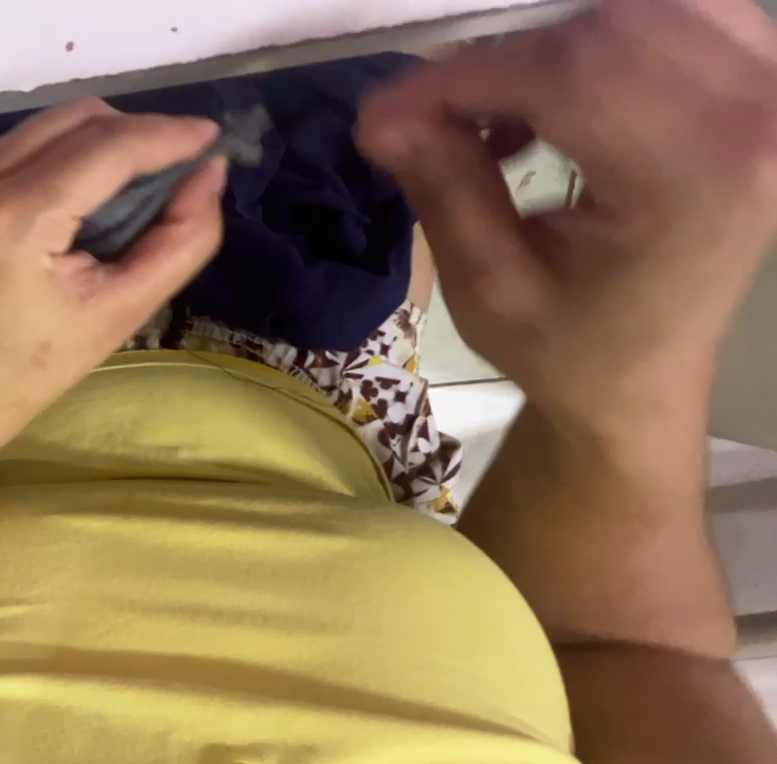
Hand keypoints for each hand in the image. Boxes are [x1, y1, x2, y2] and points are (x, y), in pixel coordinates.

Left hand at [0, 99, 225, 452]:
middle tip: (167, 165)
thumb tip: (209, 169)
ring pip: (38, 129)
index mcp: (15, 222)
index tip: (207, 137)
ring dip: (90, 140)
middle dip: (130, 133)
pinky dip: (49, 158)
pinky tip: (71, 195)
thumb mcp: (123, 311)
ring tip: (124, 180)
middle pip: (72, 122)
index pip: (105, 147)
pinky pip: (8, 153)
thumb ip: (182, 239)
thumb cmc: (39, 367)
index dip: (165, 134)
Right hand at [357, 0, 776, 439]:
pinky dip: (594, 47)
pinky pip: (681, 20)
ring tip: (485, 116)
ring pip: (647, 10)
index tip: (378, 113)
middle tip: (422, 118)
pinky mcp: (770, 86)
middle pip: (612, 26)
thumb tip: (383, 121)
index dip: (463, 79)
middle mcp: (762, 111)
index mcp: (692, 176)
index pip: (573, 75)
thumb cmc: (557, 345)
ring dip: (544, 52)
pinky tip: (548, 103)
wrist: (638, 374)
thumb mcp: (484, 285)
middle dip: (497, 60)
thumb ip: (446, 190)